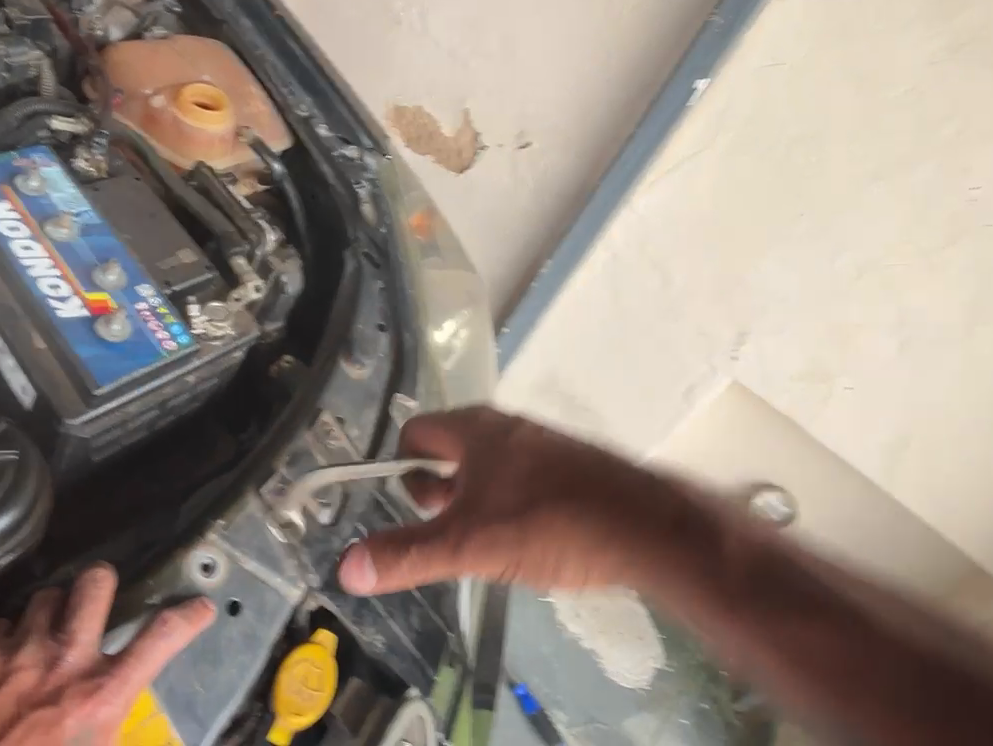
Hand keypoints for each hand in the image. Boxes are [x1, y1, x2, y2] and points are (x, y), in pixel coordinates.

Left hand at [0, 564, 214, 745]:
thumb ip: (106, 733)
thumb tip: (112, 723)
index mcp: (100, 696)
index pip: (161, 636)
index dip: (188, 616)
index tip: (199, 606)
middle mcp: (64, 659)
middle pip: (97, 581)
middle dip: (99, 586)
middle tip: (92, 607)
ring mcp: (15, 650)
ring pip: (44, 597)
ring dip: (47, 616)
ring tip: (38, 642)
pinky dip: (2, 642)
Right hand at [337, 407, 698, 595]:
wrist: (645, 526)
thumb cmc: (548, 524)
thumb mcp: (469, 545)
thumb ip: (409, 554)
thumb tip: (348, 566)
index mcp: (474, 429)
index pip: (415, 432)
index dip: (400, 468)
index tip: (409, 510)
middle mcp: (506, 426)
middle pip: (450, 449)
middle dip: (438, 491)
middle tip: (445, 532)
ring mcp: (541, 444)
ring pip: (487, 467)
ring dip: (474, 501)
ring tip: (482, 545)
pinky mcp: (570, 467)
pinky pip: (521, 479)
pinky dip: (509, 505)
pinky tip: (526, 543)